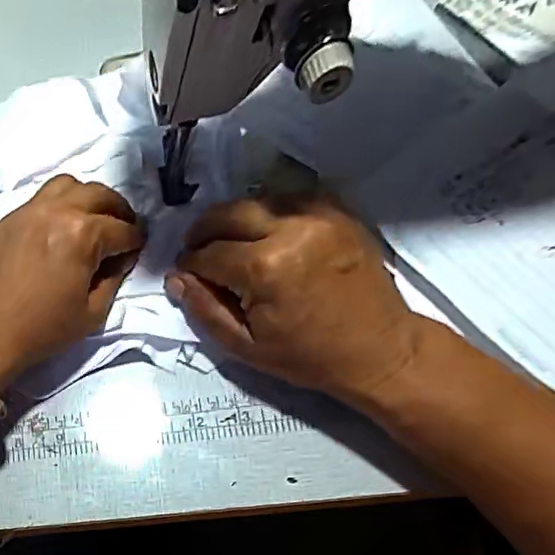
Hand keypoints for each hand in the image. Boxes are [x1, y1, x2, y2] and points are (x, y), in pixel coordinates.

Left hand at [0, 175, 145, 385]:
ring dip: (88, 198)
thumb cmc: (43, 330)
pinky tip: (61, 228)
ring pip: (68, 185)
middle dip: (119, 211)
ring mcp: (28, 212)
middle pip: (99, 194)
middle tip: (124, 229)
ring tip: (93, 220)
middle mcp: (56, 212)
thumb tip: (120, 259)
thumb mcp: (92, 313)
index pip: (122, 229)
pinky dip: (59, 205)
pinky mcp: (9, 220)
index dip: (136, 241)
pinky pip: (41, 198)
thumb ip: (113, 279)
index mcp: (82, 234)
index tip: (137, 249)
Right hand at [170, 193, 433, 404]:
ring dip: (236, 218)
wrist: (378, 349)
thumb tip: (176, 279)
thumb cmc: (308, 356)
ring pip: (258, 199)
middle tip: (196, 248)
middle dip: (204, 230)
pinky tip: (265, 233)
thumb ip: (205, 310)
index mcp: (265, 268)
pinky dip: (270, 212)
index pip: (208, 253)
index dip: (189, 264)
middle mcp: (290, 229)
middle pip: (228, 212)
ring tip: (229, 241)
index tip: (184, 273)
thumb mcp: (246, 347)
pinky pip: (291, 198)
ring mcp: (319, 214)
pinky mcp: (339, 210)